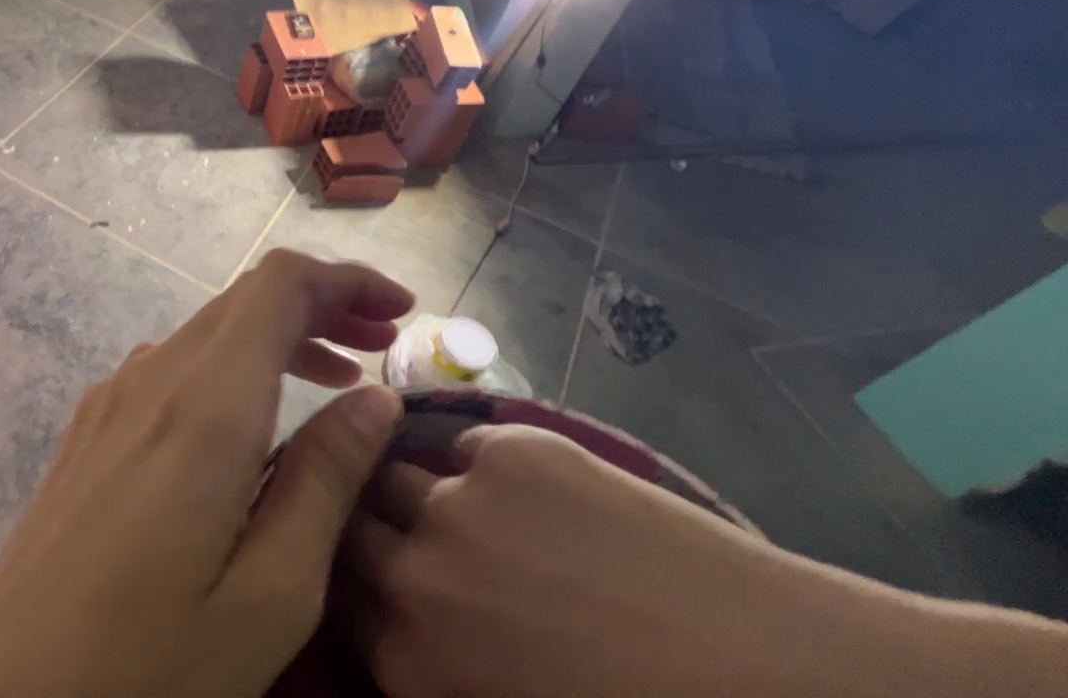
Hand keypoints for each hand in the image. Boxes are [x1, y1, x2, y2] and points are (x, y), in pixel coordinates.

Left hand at [0, 249, 412, 697]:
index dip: (346, 279)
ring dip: (278, 338)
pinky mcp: (91, 428)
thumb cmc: (150, 660)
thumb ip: (325, 480)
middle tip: (383, 348)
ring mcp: (112, 399)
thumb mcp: (271, 592)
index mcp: (204, 406)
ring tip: (338, 382)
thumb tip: (377, 399)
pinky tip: (255, 423)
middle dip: (323, 306)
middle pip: (247, 300)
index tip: (402, 311)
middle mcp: (152, 379)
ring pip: (210, 332)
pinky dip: (233, 369)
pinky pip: (174, 368)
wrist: (7, 691)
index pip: (279, 284)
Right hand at [340, 424, 957, 697]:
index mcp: (410, 661)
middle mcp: (411, 575)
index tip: (368, 575)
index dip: (352, 584)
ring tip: (450, 500)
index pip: (337, 602)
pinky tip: (521, 489)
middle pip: (348, 527)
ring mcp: (459, 502)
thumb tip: (394, 618)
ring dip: (410, 488)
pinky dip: (478, 466)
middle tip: (402, 533)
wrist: (784, 682)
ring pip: (392, 474)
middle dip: (365, 528)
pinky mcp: (513, 450)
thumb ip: (433, 669)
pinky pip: (462, 446)